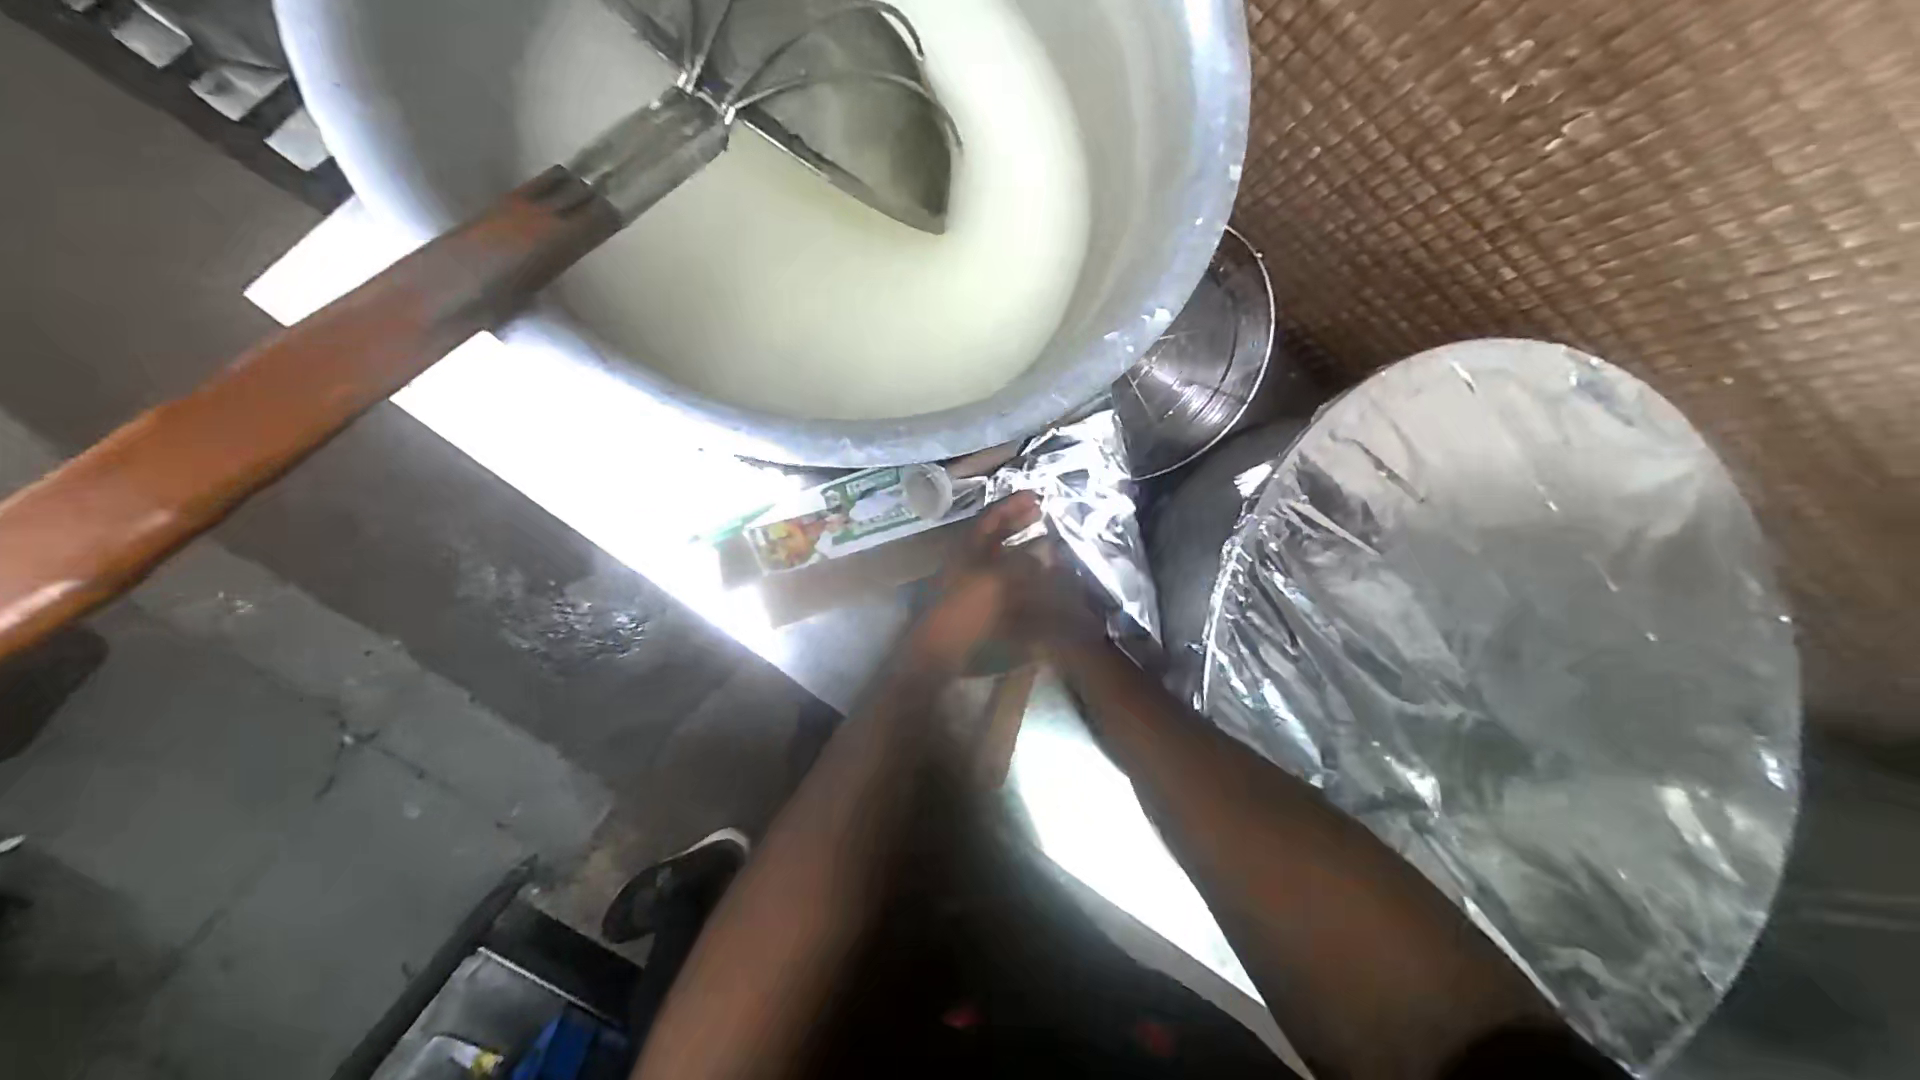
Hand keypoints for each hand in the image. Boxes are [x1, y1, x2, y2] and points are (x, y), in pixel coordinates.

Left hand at [902, 493, 1102, 676]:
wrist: (937, 654)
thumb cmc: (961, 611)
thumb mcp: (993, 582)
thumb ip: (1020, 563)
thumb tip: (1043, 551)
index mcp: (966, 550)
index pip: (990, 518)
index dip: (1012, 505)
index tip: (1036, 496)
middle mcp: (969, 564)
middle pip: (996, 539)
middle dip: (1019, 526)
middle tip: (1044, 516)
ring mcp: (973, 589)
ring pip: (1002, 564)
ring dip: (1026, 556)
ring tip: (1051, 551)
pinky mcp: (980, 612)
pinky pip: (1006, 592)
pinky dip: (1024, 587)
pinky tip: (1042, 589)